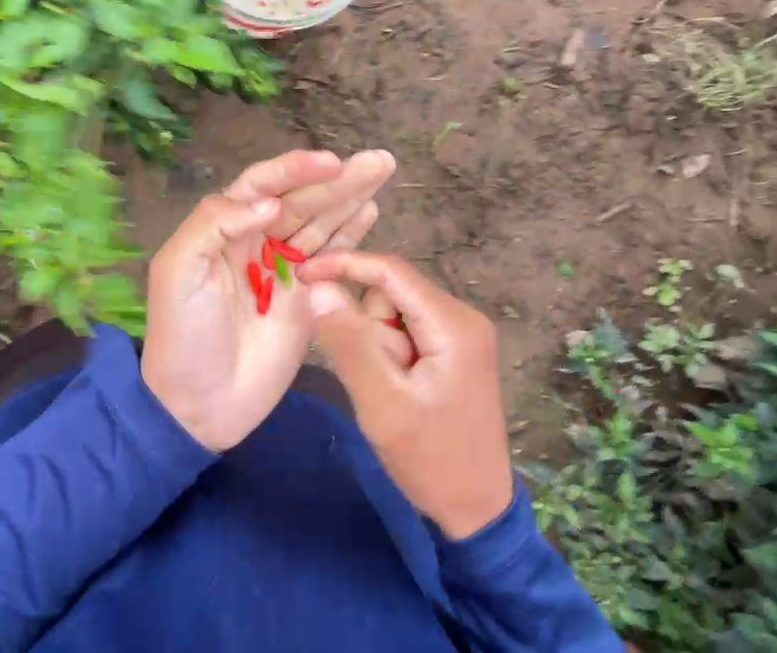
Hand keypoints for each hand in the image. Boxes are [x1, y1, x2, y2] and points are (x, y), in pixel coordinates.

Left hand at [143, 150, 394, 451]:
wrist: (199, 403)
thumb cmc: (182, 334)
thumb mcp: (178, 271)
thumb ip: (214, 224)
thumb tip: (268, 204)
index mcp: (224, 228)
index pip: (263, 185)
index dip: (295, 170)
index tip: (330, 162)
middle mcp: (256, 241)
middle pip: (301, 200)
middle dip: (338, 179)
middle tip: (378, 160)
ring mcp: (284, 270)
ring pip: (321, 223)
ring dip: (350, 197)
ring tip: (381, 171)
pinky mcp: (307, 300)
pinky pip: (332, 258)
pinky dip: (351, 234)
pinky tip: (370, 210)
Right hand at [298, 252, 516, 538]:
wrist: (476, 510)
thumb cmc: (430, 459)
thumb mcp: (381, 403)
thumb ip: (349, 342)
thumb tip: (317, 288)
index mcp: (453, 324)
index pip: (390, 271)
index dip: (343, 266)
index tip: (299, 276)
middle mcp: (462, 317)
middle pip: (391, 294)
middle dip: (369, 329)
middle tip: (378, 381)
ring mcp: (461, 335)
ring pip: (394, 315)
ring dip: (378, 347)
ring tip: (392, 393)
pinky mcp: (453, 352)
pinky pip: (404, 334)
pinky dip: (388, 356)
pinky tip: (397, 391)